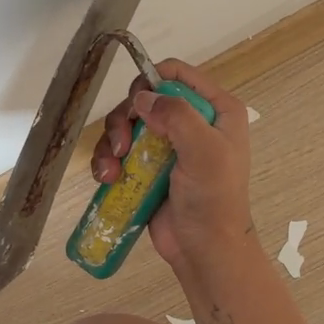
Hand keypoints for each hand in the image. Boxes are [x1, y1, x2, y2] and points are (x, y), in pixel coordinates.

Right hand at [89, 58, 254, 273]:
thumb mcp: (204, 150)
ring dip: (112, 143)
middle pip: (145, 99)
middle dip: (126, 119)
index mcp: (216, 111)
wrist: (204, 249)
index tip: (138, 105)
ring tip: (110, 170)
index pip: (178, 75)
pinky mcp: (148, 171)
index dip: (152, 82)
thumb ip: (177, 115)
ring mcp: (168, 148)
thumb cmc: (214, 200)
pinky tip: (106, 178)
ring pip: (127, 127)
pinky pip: (120, 154)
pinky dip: (108, 162)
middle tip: (121, 145)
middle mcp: (192, 124)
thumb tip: (143, 98)